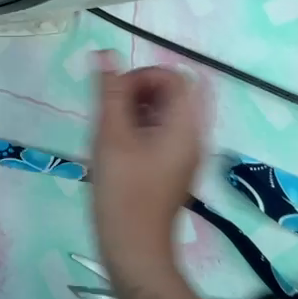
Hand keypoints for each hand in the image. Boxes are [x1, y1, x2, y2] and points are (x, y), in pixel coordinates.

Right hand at [89, 51, 204, 281]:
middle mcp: (192, 137)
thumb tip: (105, 52)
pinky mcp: (171, 167)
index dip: (144, 74)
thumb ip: (110, 90)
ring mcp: (183, 154)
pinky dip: (138, 127)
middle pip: (171, 92)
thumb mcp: (111, 133)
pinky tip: (116, 144)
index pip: (176, 78)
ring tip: (111, 128)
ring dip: (135, 108)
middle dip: (138, 90)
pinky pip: (160, 131)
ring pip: (163, 111)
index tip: (117, 92)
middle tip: (111, 110)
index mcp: (184, 127)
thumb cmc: (123, 188)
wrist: (133, 246)